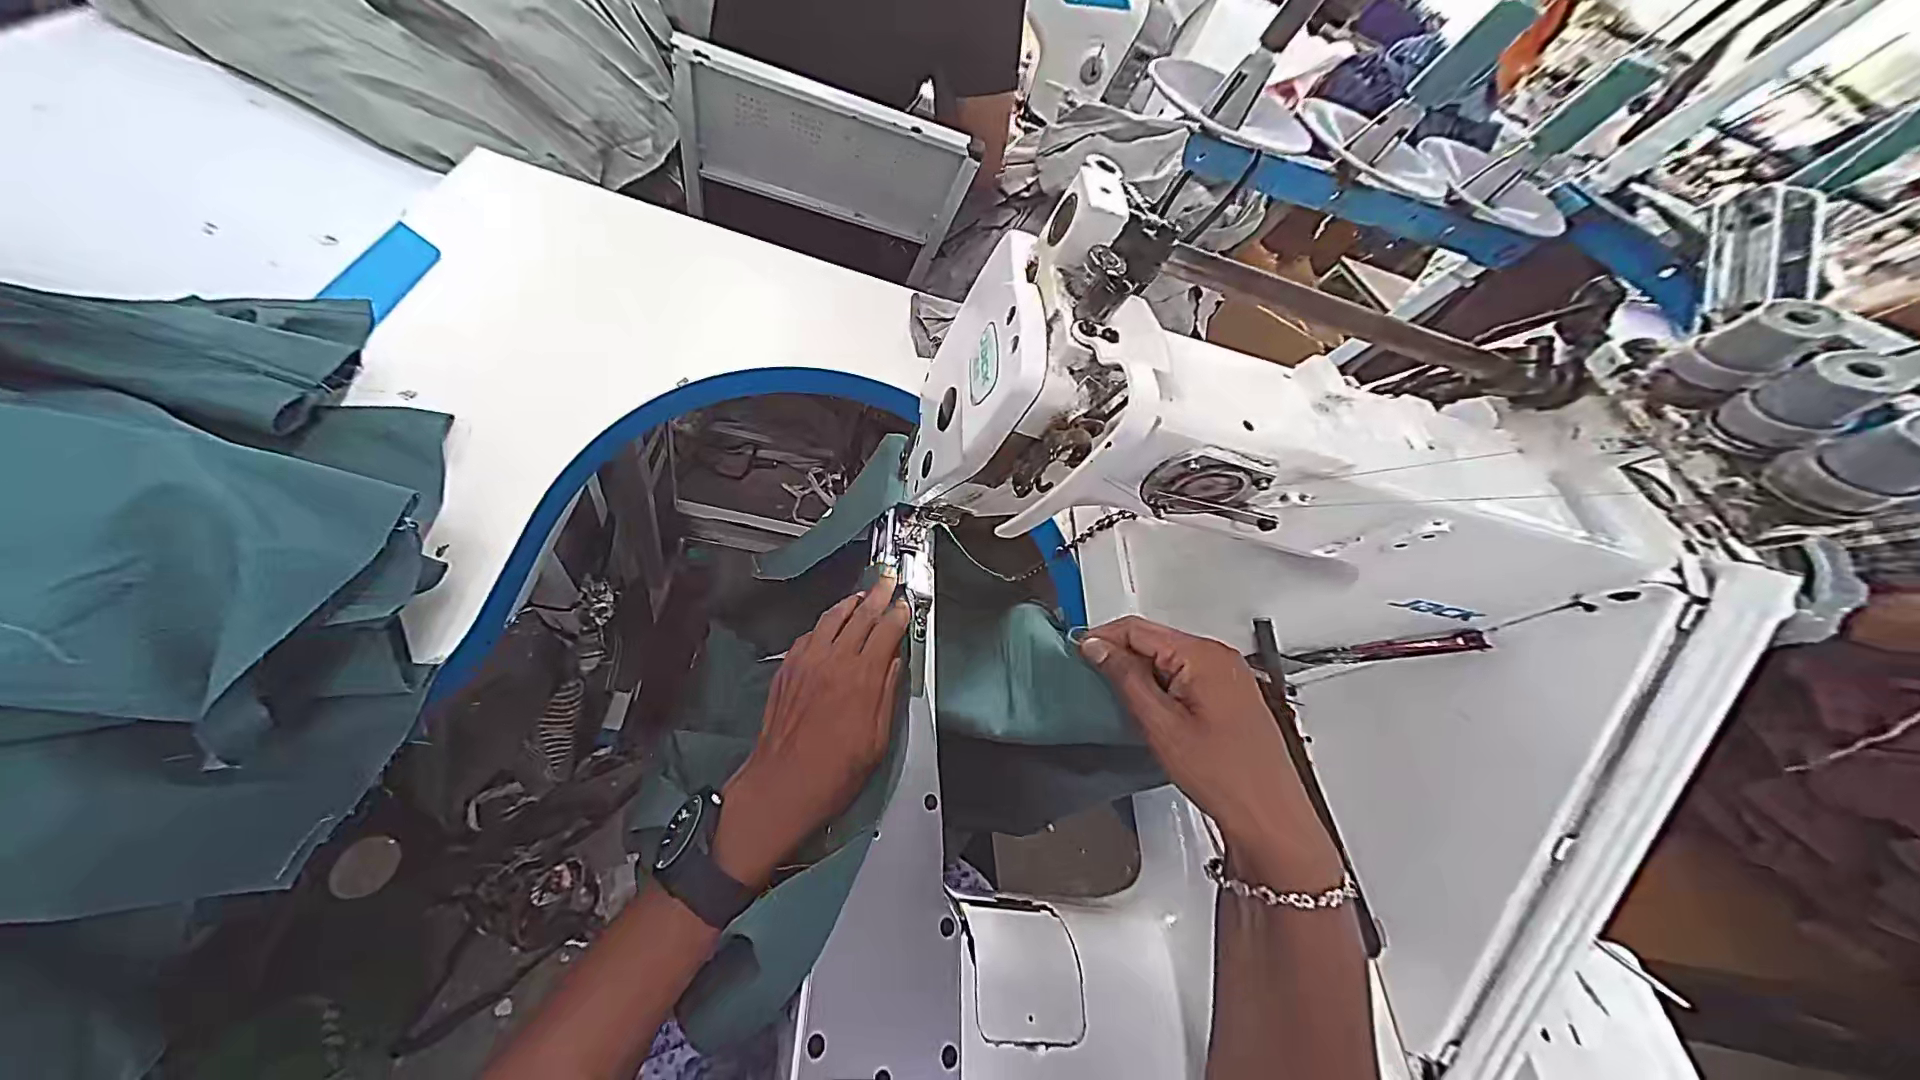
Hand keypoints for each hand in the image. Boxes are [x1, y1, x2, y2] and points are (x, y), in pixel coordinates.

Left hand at [713, 570, 909, 890]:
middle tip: (887, 583)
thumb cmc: (832, 771)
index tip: (906, 607)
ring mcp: (807, 663)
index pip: (886, 632)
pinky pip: (808, 635)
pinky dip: (823, 623)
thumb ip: (887, 695)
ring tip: (861, 595)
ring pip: (831, 618)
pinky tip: (829, 624)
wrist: (783, 784)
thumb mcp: (878, 739)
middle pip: (861, 616)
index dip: (899, 615)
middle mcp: (833, 663)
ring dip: (849, 602)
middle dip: (878, 596)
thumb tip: (894, 666)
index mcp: (861, 678)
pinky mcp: (788, 670)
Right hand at [1080, 616, 1341, 885]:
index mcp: (1203, 656)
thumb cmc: (1227, 777)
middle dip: (1119, 654)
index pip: (1137, 627)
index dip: (1102, 638)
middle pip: (1153, 638)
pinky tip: (1150, 710)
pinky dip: (1160, 684)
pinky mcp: (1229, 691)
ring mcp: (1228, 673)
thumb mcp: (1160, 724)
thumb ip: (1124, 677)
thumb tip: (1097, 647)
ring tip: (1120, 700)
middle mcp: (1219, 657)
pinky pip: (1184, 672)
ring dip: (1139, 671)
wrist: (1269, 816)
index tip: (1078, 652)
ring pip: (1167, 656)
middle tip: (1092, 677)